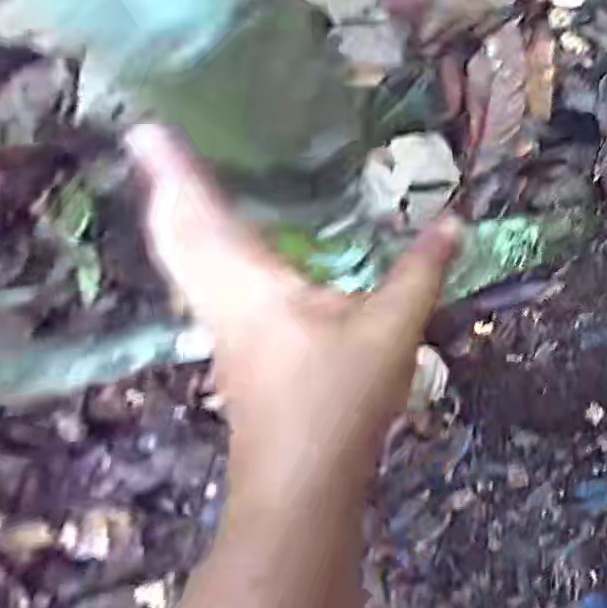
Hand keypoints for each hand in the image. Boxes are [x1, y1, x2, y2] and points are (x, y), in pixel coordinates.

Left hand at [126, 125, 460, 502]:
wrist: (302, 476)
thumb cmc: (340, 395)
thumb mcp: (395, 324)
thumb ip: (423, 268)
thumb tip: (455, 218)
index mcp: (252, 290)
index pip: (204, 221)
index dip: (178, 176)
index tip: (151, 131)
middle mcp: (226, 303)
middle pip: (179, 241)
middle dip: (168, 192)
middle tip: (165, 149)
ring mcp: (229, 328)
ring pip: (189, 263)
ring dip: (183, 221)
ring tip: (193, 186)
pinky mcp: (244, 345)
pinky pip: (211, 280)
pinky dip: (209, 249)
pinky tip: (241, 249)